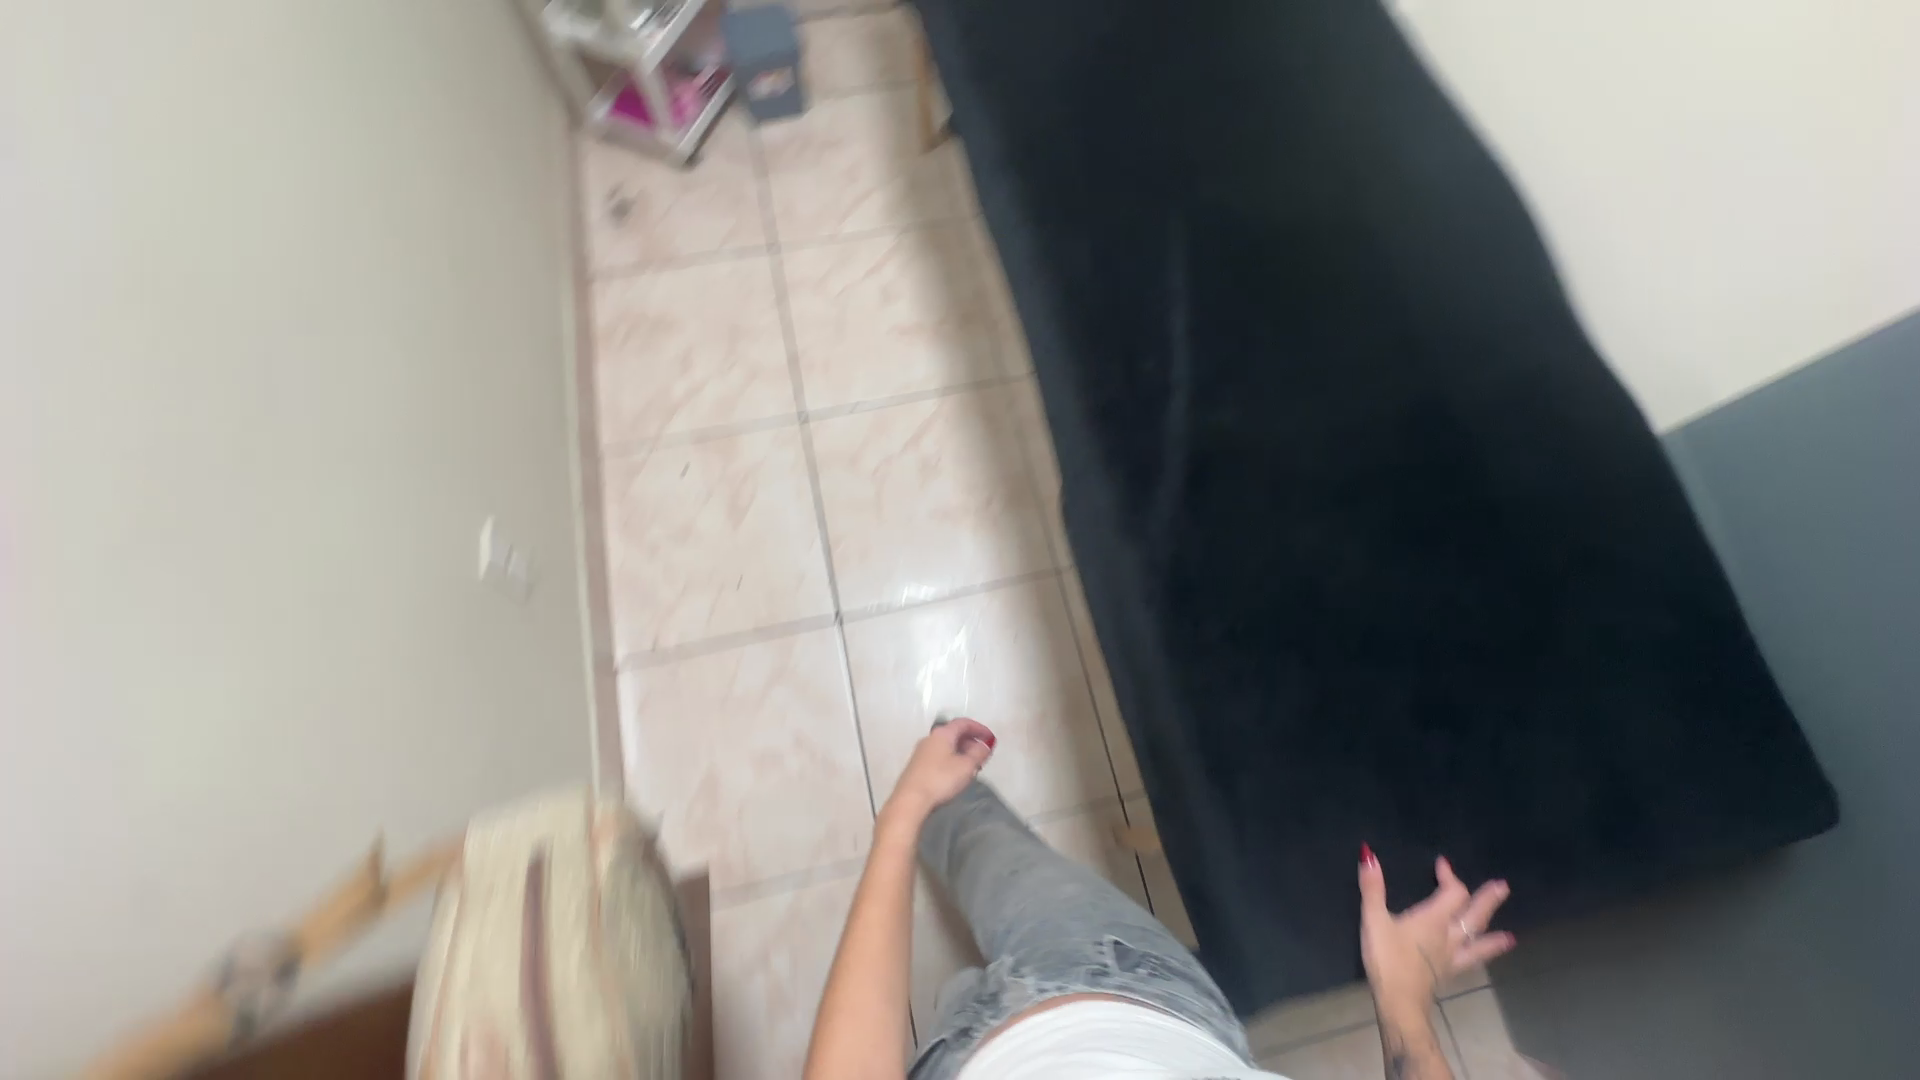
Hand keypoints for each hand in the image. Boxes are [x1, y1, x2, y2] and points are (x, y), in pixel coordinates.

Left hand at [882, 718, 995, 822]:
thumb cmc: (941, 779)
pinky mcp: (916, 765)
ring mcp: (921, 752)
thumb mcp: (966, 766)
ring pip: (946, 745)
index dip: (979, 728)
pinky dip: (951, 759)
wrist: (910, 800)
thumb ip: (979, 753)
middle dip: (971, 741)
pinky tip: (956, 773)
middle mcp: (930, 738)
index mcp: (942, 733)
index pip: (963, 723)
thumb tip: (985, 745)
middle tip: (983, 754)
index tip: (991, 739)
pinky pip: (939, 755)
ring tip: (972, 766)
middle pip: (954, 733)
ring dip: (961, 752)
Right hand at [1357, 847, 1514, 1017]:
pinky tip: (1490, 953)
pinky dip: (1486, 952)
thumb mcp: (1373, 918)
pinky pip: (1474, 959)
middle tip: (1502, 887)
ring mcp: (1453, 956)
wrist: (1400, 1001)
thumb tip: (1368, 853)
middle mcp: (1449, 935)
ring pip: (1478, 939)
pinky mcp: (1450, 972)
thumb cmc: (1386, 957)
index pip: (1452, 893)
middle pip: (1473, 915)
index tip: (1442, 863)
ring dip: (1492, 932)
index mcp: (1433, 919)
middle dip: (1487, 899)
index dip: (1450, 876)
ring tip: (1510, 934)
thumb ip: (1372, 887)